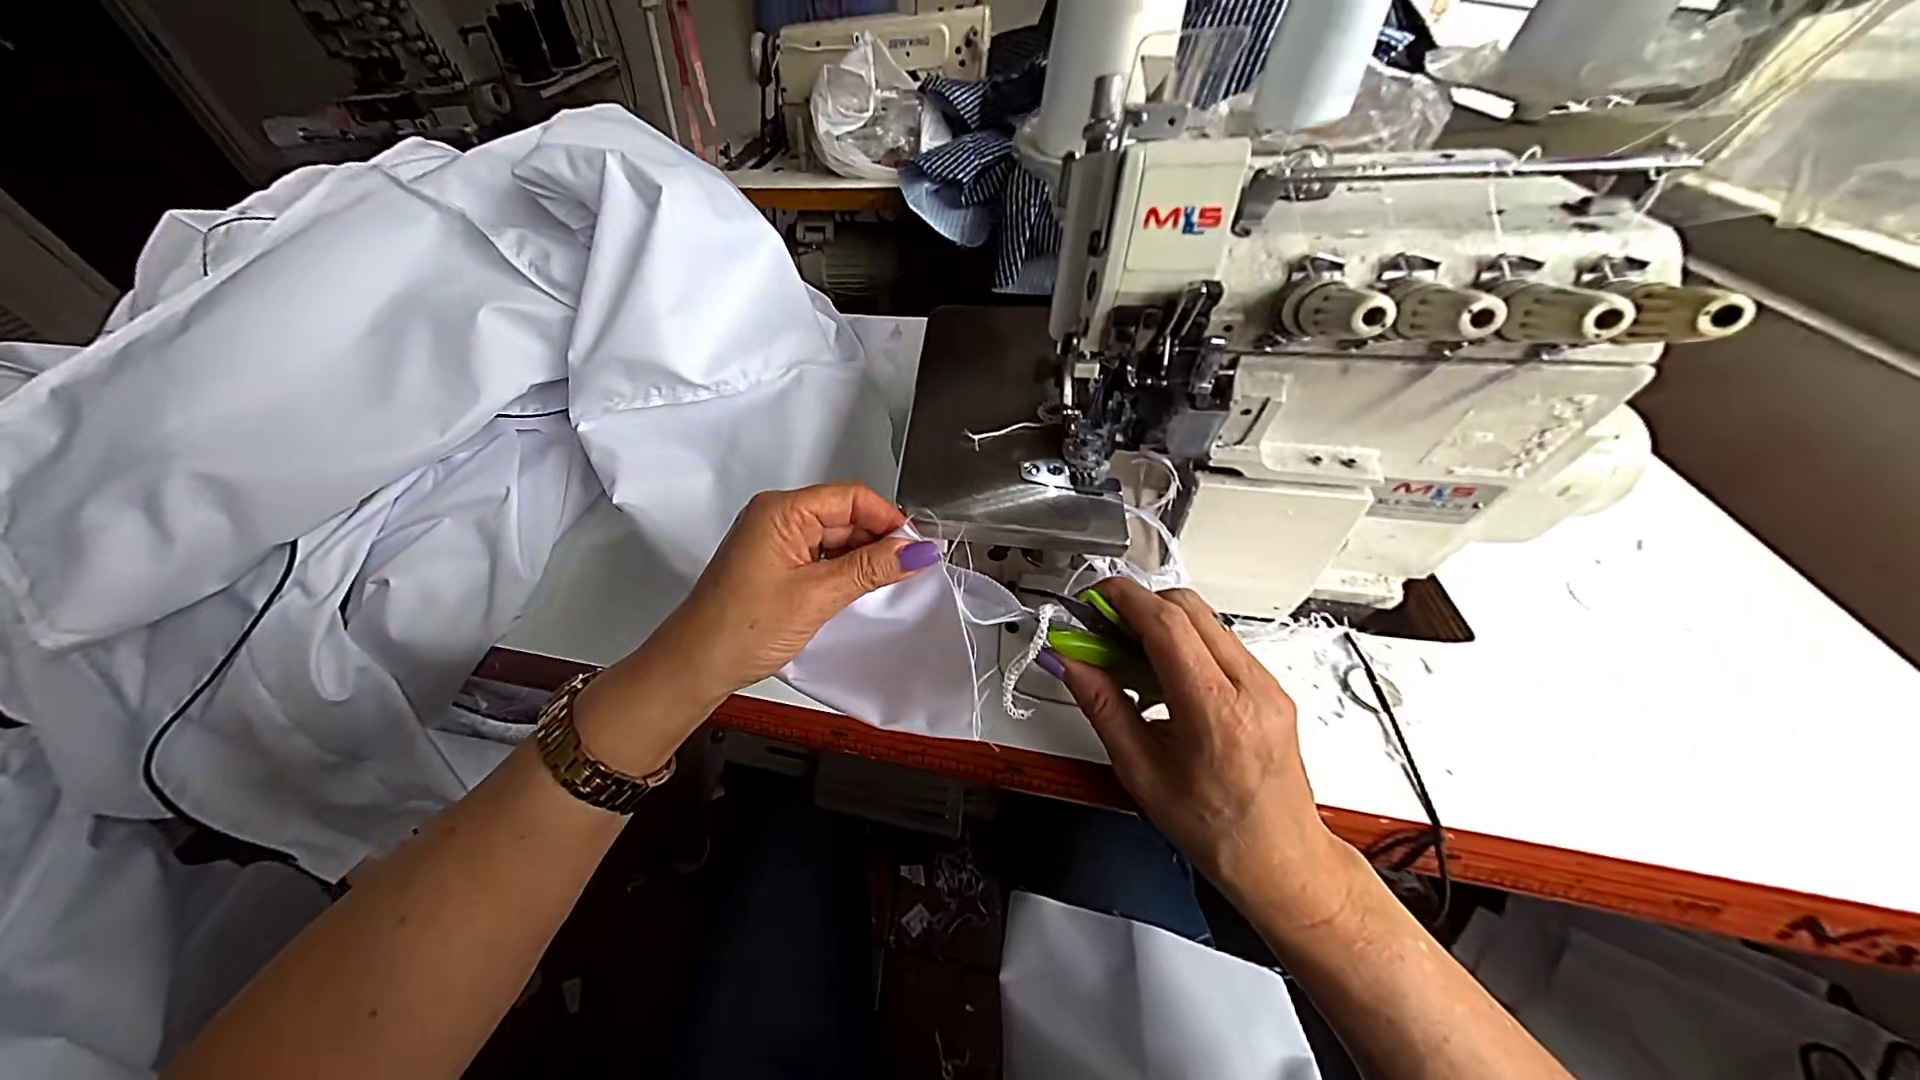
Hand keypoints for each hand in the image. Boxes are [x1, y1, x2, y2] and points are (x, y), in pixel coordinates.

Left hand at [574, 484, 939, 773]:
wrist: (695, 667)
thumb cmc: (736, 630)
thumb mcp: (817, 595)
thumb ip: (871, 568)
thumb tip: (916, 550)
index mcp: (781, 511)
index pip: (851, 497)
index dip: (888, 519)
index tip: (915, 546)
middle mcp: (778, 518)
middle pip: (847, 516)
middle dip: (880, 542)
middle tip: (909, 570)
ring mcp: (778, 541)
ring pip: (839, 538)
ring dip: (865, 559)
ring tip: (885, 586)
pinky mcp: (780, 563)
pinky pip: (825, 557)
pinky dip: (847, 571)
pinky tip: (860, 591)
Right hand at [1046, 578, 1363, 928]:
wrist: (1278, 857)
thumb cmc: (1217, 828)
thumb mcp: (1140, 769)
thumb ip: (1101, 704)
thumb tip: (1071, 663)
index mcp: (1216, 710)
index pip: (1166, 622)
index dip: (1122, 599)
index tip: (1093, 600)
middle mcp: (1251, 687)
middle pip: (1187, 607)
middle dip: (1137, 606)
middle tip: (1102, 629)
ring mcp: (1266, 683)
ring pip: (1204, 619)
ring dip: (1159, 624)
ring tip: (1129, 659)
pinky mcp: (1269, 685)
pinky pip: (1219, 641)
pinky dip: (1182, 642)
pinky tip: (1160, 675)